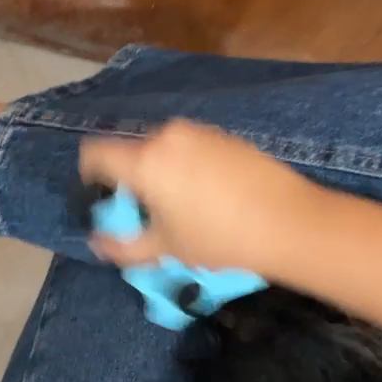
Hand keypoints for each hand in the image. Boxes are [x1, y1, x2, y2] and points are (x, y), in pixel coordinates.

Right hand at [78, 119, 320, 273]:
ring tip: (184, 207)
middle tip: (148, 213)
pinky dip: (189, 166)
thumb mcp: (168, 249)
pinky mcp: (226, 136)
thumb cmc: (220, 238)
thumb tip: (97, 243)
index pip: (96, 152)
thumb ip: (124, 246)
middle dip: (132, 178)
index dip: (90, 174)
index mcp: (146, 160)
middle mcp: (168, 136)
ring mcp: (201, 132)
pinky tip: (212, 196)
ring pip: (164, 149)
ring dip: (162, 172)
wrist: (290, 222)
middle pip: (132, 151)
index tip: (102, 198)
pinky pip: (192, 148)